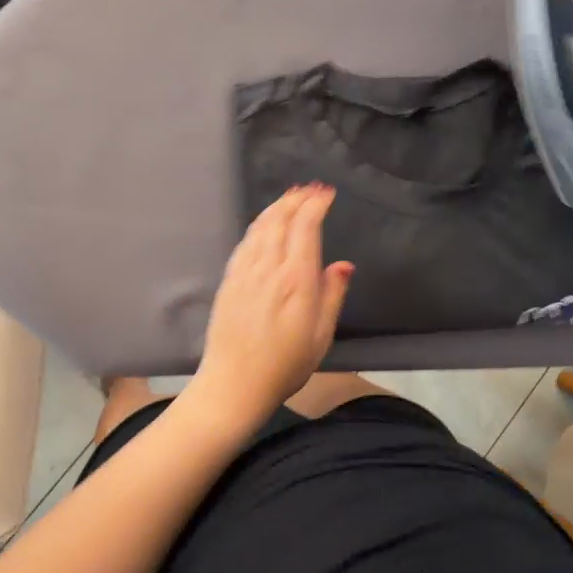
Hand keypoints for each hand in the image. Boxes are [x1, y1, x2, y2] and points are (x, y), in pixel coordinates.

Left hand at [189, 185, 353, 426]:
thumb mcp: (321, 336)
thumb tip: (343, 265)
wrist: (234, 384)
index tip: (326, 194)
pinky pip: (245, 242)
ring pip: (260, 227)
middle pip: (281, 220)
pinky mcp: (229, 280)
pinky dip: (258, 224)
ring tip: (290, 197)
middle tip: (310, 189)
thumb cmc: (285, 365)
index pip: (305, 228)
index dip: (315, 205)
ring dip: (276, 207)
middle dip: (296, 199)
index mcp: (296, 280)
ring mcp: (245, 272)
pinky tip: (264, 223)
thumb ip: (331, 296)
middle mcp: (268, 268)